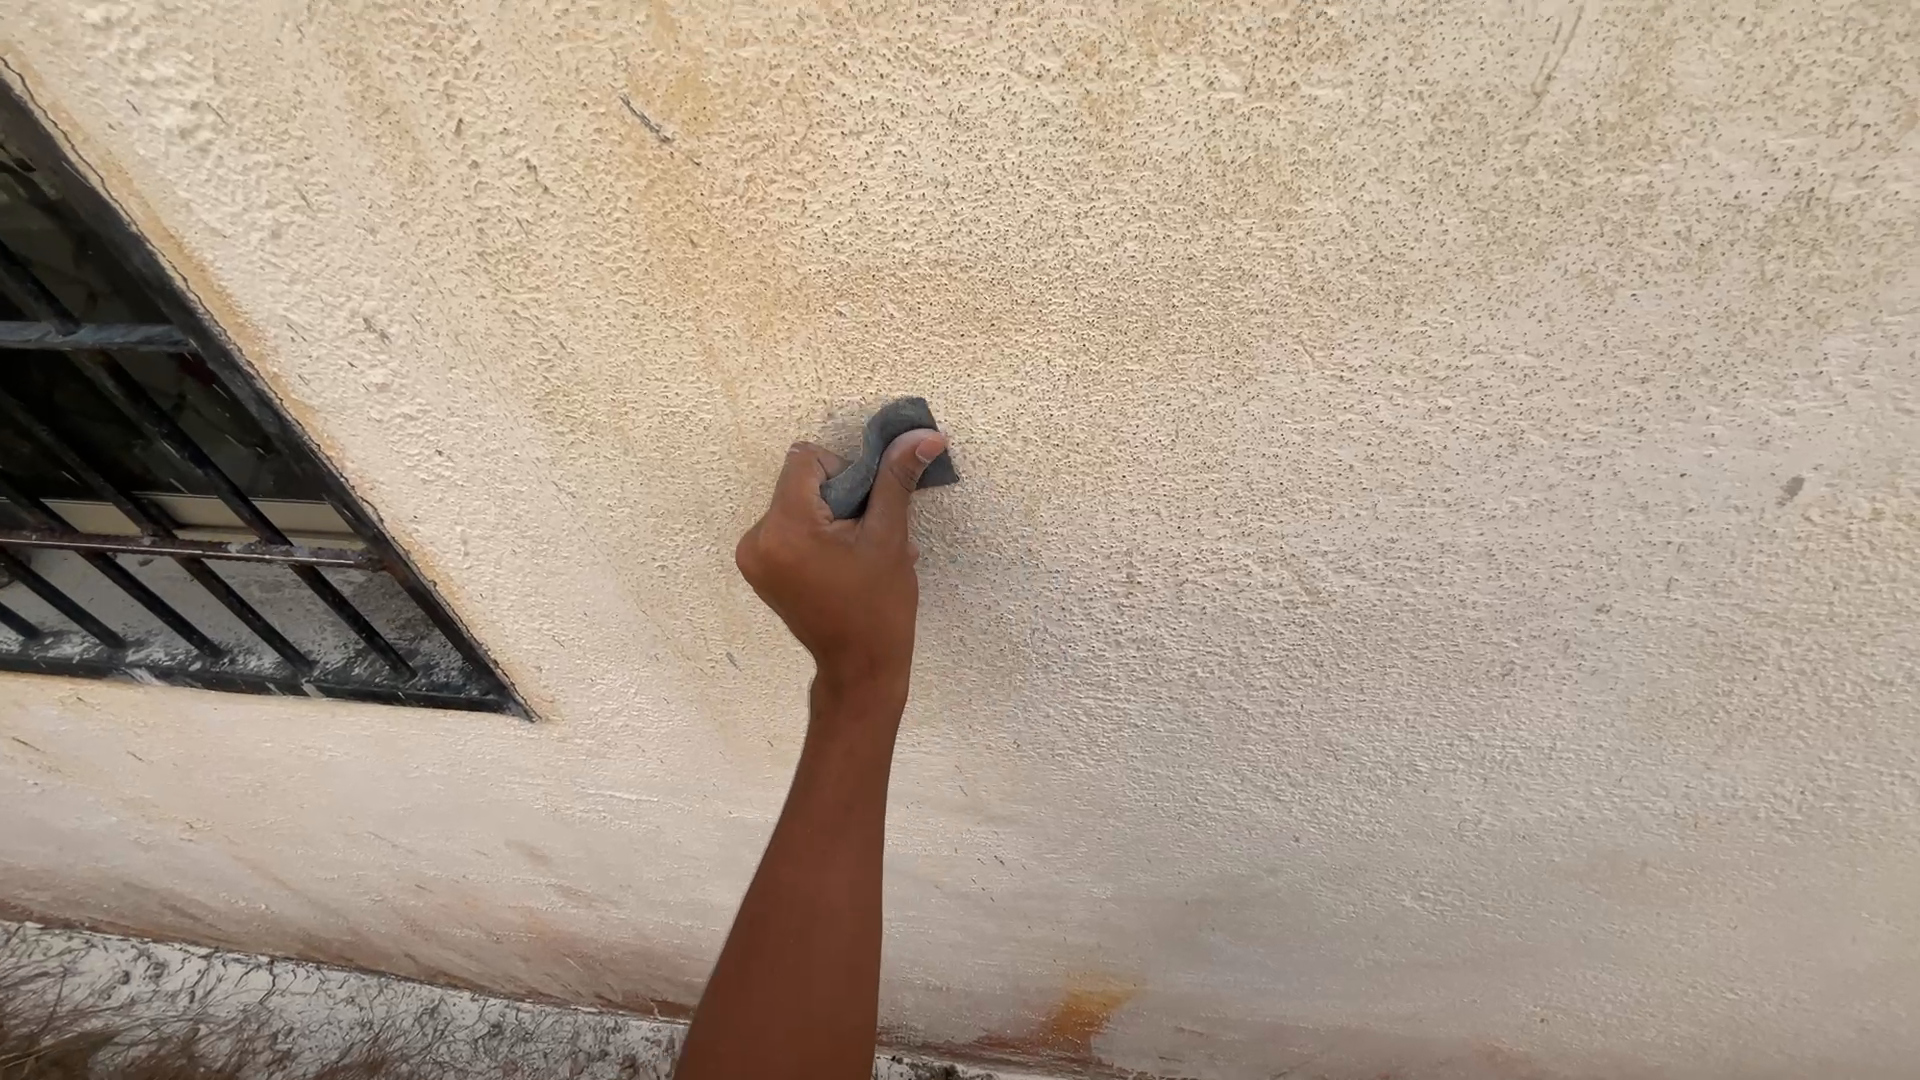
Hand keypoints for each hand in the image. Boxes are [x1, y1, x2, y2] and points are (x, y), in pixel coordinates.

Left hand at [735, 428, 949, 705]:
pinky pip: (787, 527)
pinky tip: (841, 560)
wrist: (860, 666)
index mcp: (785, 529)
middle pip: (799, 481)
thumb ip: (897, 479)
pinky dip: (815, 533)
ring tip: (855, 551)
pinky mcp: (758, 568)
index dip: (842, 471)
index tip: (864, 507)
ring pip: (795, 502)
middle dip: (837, 496)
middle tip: (863, 533)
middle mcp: (756, 540)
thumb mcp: (890, 537)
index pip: (805, 458)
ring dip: (829, 515)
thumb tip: (924, 436)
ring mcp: (753, 557)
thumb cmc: (879, 607)